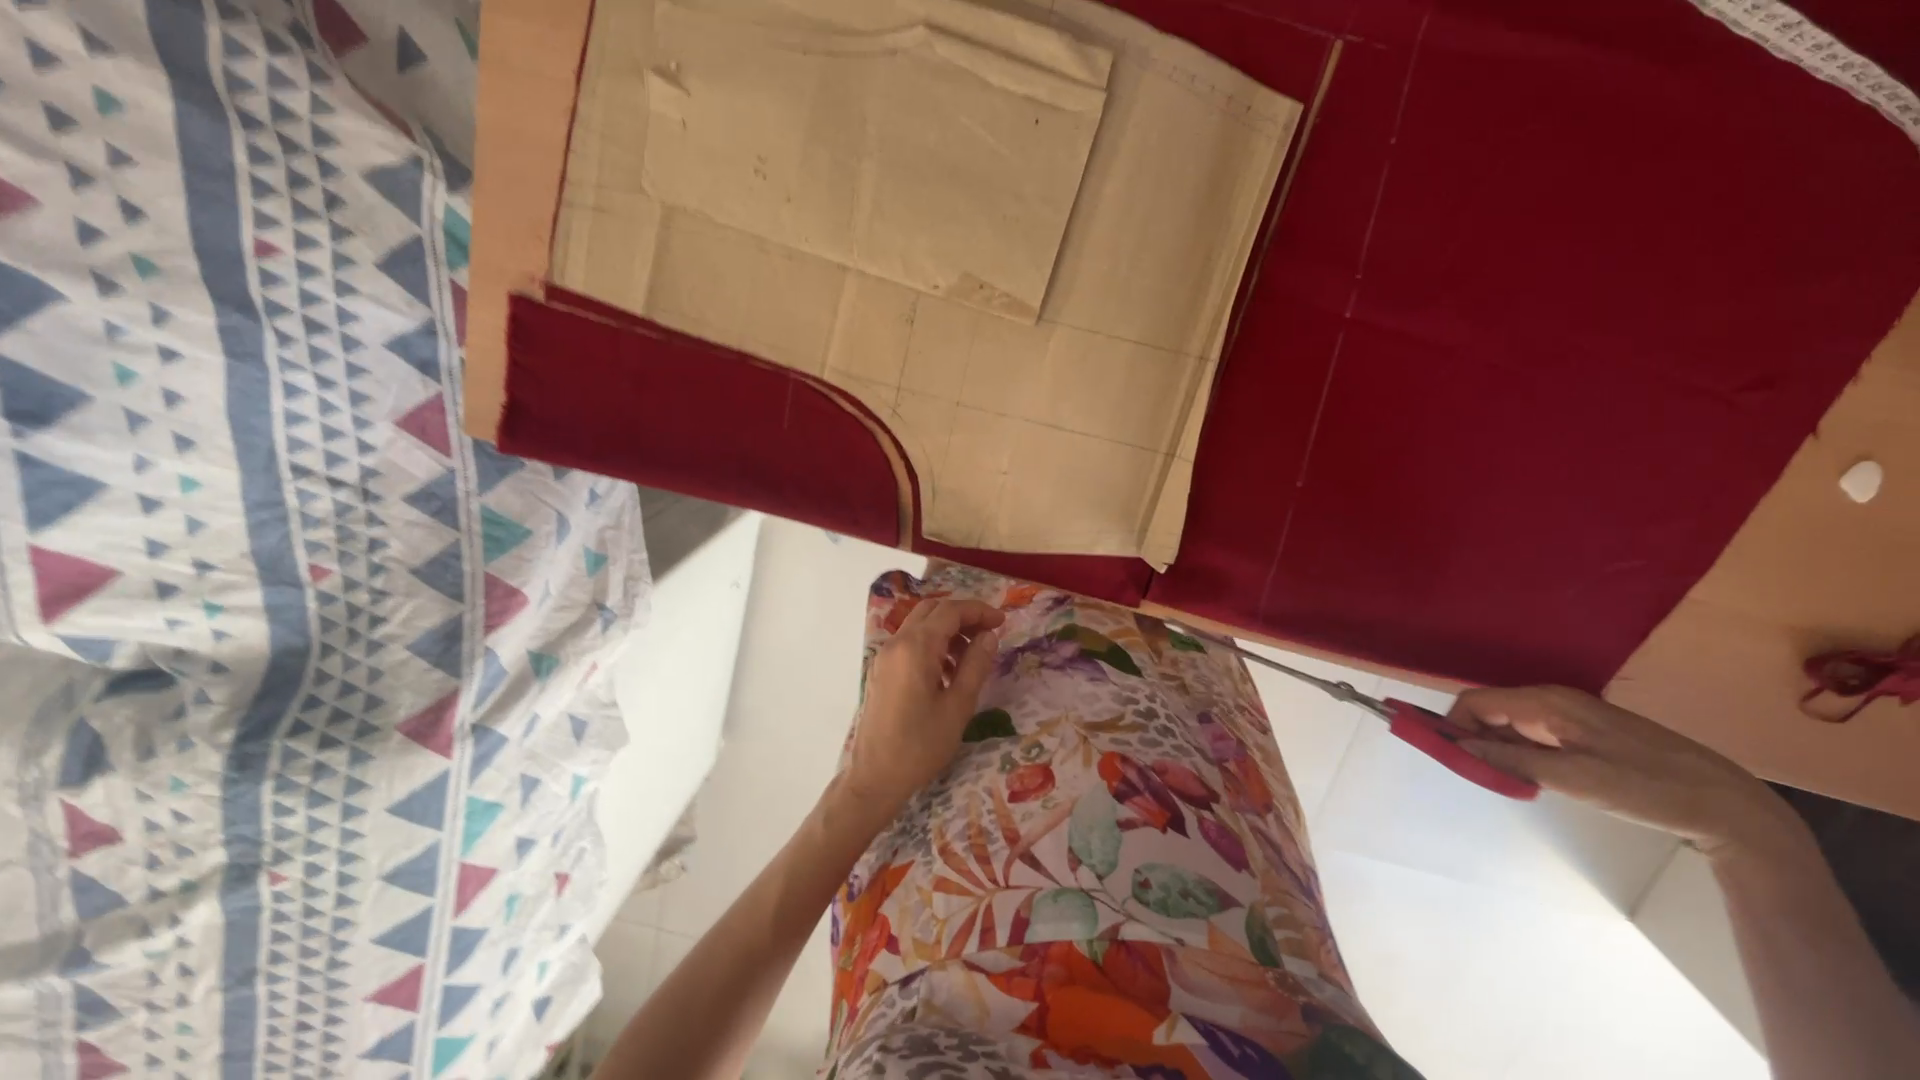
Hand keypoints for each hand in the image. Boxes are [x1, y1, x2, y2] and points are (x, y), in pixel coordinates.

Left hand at [843, 597, 1004, 817]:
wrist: (876, 777)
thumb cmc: (921, 745)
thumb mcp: (958, 706)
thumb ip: (975, 665)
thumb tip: (989, 636)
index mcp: (915, 648)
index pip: (950, 611)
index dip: (979, 611)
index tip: (1002, 622)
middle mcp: (895, 644)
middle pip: (931, 611)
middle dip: (963, 616)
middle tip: (988, 634)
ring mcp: (884, 658)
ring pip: (919, 626)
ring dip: (947, 631)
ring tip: (971, 658)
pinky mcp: (880, 672)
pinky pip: (908, 645)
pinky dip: (931, 645)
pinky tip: (947, 673)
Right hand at [1448, 686, 1801, 857]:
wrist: (1726, 804)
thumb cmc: (1648, 789)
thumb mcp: (1574, 780)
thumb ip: (1512, 761)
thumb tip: (1460, 748)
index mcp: (1549, 703)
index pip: (1475, 702)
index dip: (1451, 726)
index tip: (1448, 759)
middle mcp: (1555, 700)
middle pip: (1490, 711)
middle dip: (1473, 740)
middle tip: (1480, 778)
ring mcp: (1572, 716)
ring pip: (1511, 725)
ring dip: (1497, 750)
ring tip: (1509, 783)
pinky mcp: (1586, 733)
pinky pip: (1534, 736)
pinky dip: (1521, 754)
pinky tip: (1534, 780)